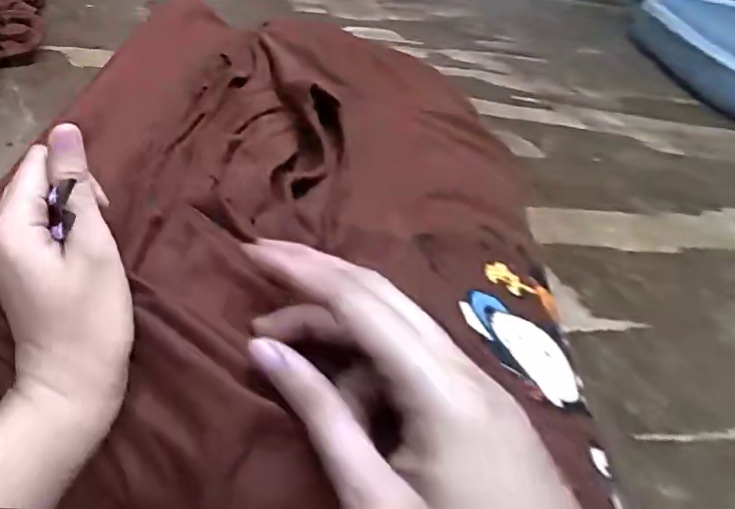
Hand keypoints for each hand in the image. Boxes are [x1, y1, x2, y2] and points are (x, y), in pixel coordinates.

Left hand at [0, 123, 132, 427]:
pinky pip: (29, 221)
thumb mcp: (93, 248)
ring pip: (33, 198)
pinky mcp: (4, 260)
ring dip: (65, 212)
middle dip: (69, 193)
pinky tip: (72, 257)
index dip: (74, 176)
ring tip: (86, 250)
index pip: (38, 161)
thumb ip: (76, 185)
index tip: (98, 212)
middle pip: (32, 178)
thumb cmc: (91, 322)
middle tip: (95, 236)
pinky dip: (54, 228)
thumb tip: (65, 128)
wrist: (68, 391)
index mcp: (7, 222)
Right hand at [244, 240, 577, 508]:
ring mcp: (485, 393)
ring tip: (282, 347)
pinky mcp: (487, 413)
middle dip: (314, 269)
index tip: (247, 251)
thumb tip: (259, 345)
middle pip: (378, 293)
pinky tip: (341, 390)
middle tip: (257, 258)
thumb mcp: (373, 498)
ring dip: (333, 320)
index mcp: (444, 393)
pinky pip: (412, 355)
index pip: (356, 301)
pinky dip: (363, 354)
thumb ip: (319, 413)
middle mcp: (469, 376)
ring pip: (394, 322)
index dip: (298, 269)